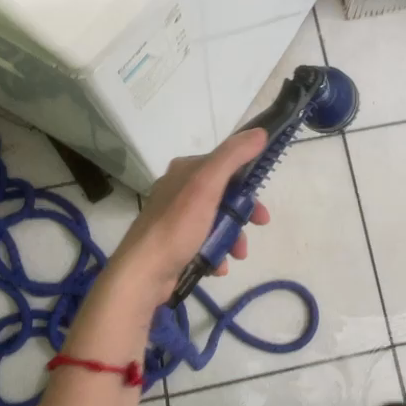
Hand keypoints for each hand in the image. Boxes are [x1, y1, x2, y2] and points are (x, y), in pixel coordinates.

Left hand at [105, 128, 272, 302]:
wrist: (143, 273)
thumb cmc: (177, 226)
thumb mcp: (207, 185)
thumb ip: (232, 157)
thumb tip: (259, 132)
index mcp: (185, 170)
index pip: (224, 165)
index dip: (247, 180)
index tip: (261, 199)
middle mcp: (179, 190)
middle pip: (224, 195)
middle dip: (243, 213)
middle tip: (258, 225)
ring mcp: (176, 218)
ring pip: (217, 221)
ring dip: (232, 237)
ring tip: (237, 254)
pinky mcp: (175, 243)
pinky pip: (205, 242)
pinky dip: (216, 253)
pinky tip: (218, 266)